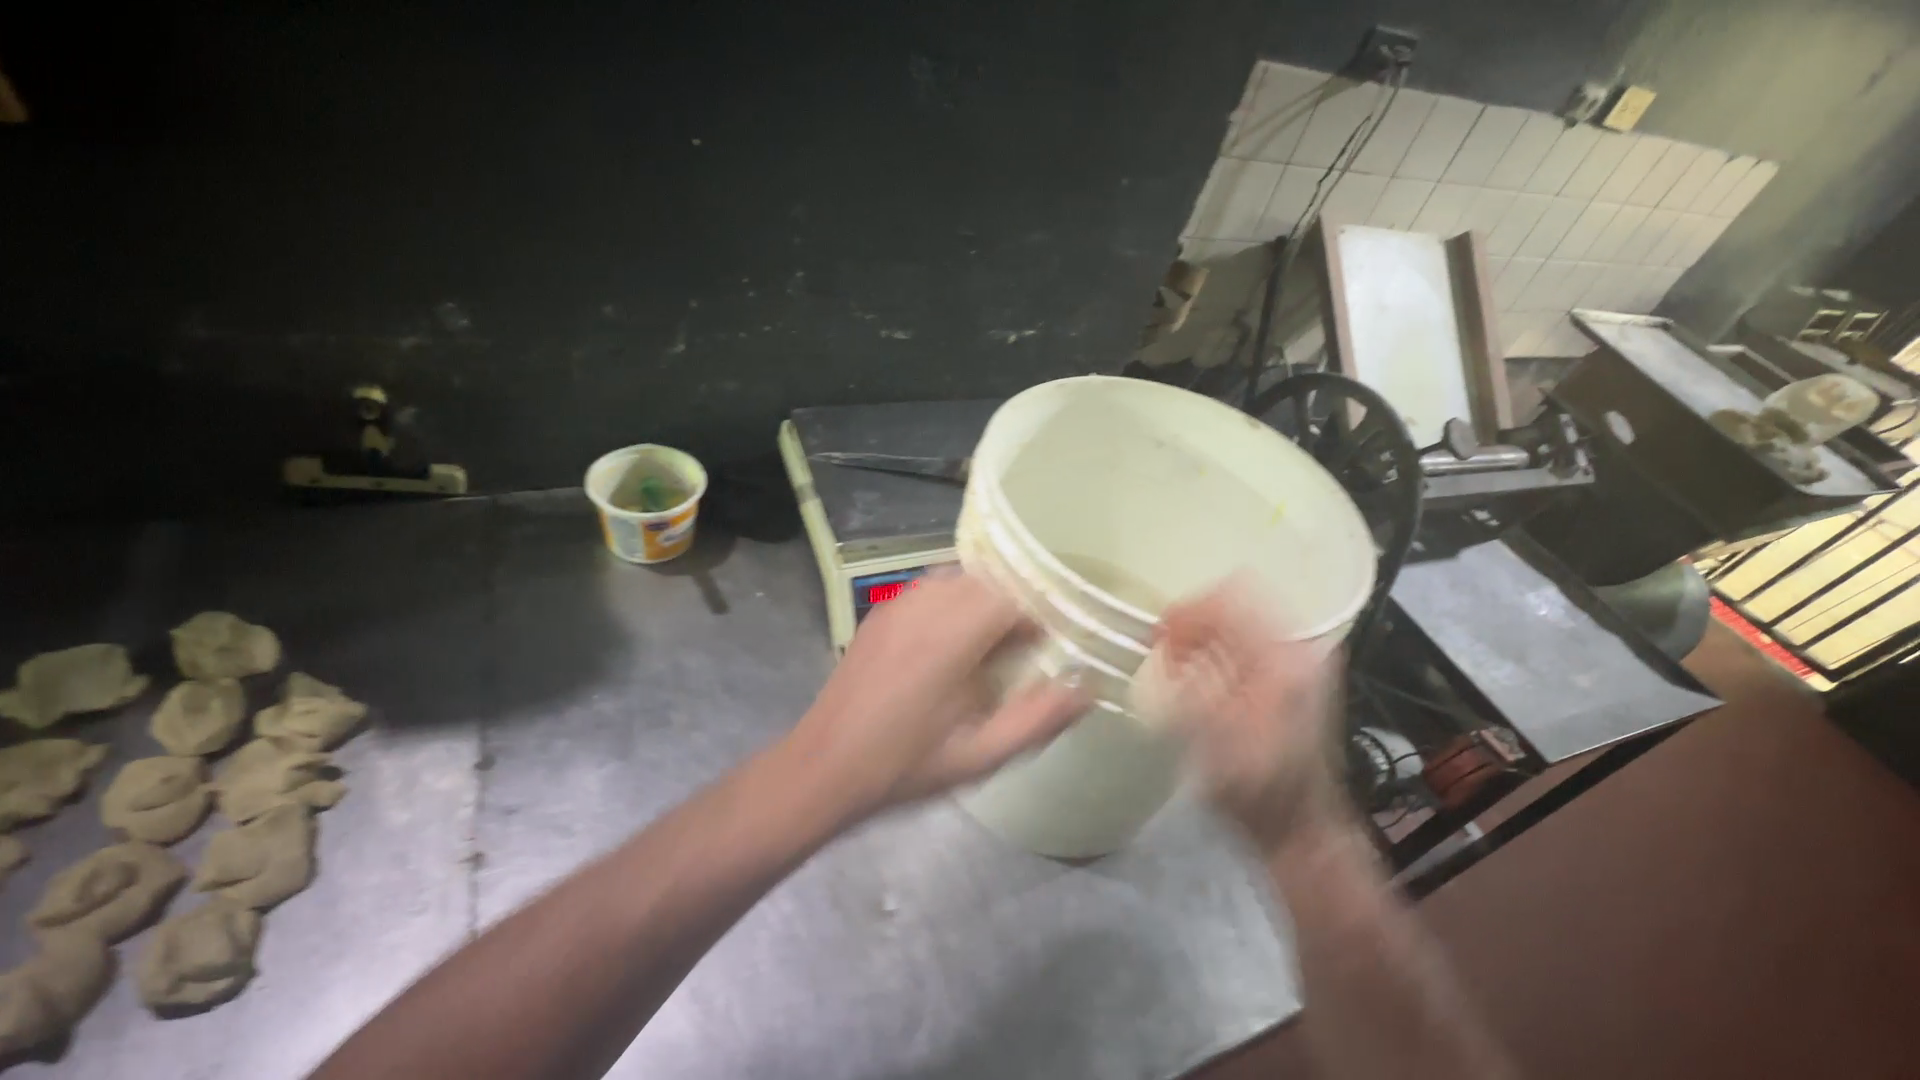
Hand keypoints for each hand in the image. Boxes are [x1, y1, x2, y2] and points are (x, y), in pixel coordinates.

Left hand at [785, 571, 1088, 820]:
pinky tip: (951, 646)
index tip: (1046, 651)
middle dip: (1012, 608)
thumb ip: (1037, 720)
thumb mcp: (979, 756)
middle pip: (985, 581)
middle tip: (1023, 651)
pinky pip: (928, 590)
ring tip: (990, 648)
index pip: (1011, 596)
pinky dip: (952, 604)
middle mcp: (922, 608)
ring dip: (982, 603)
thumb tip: (1086, 690)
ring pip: (956, 579)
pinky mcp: (878, 614)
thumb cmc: (904, 767)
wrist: (823, 768)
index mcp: (950, 637)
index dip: (1037, 618)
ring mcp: (895, 606)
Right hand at [1155, 582, 1349, 851]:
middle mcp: (1297, 649)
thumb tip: (1164, 641)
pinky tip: (1192, 679)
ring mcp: (1296, 663)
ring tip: (1171, 666)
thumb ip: (1186, 680)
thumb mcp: (1211, 737)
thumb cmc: (1256, 791)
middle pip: (1235, 603)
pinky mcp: (1288, 679)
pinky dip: (1211, 653)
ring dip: (1198, 638)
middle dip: (1190, 623)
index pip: (1232, 595)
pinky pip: (1243, 645)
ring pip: (1237, 622)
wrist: (1298, 829)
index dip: (1188, 609)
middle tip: (1159, 651)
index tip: (1158, 636)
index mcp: (1283, 657)